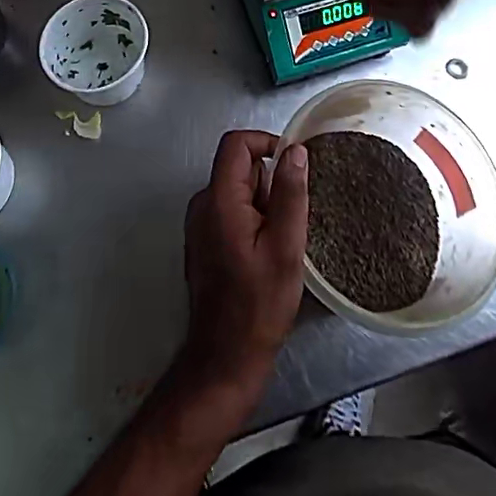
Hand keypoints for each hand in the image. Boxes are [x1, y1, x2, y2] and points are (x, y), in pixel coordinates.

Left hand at [179, 131, 308, 392]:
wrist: (226, 353)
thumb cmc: (259, 302)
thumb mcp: (286, 246)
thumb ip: (290, 194)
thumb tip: (295, 151)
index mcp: (219, 199)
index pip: (236, 143)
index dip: (267, 142)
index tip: (294, 165)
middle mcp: (202, 204)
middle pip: (239, 166)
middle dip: (270, 183)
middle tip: (289, 221)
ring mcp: (200, 222)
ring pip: (238, 189)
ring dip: (264, 204)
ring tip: (279, 242)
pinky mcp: (204, 239)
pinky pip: (231, 210)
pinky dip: (253, 219)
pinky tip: (265, 253)